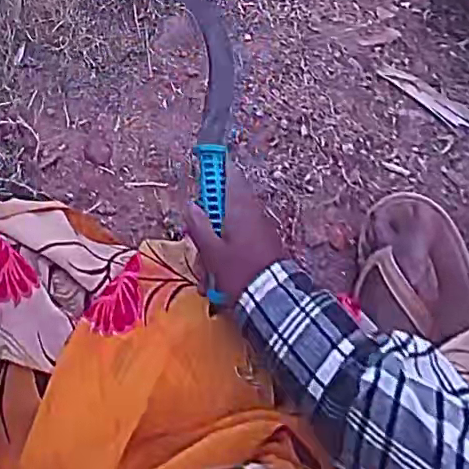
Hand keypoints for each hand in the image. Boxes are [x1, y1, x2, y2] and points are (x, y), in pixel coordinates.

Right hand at [184, 177, 291, 303]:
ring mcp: (259, 229)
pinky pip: (237, 241)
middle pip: (222, 202)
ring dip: (213, 245)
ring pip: (227, 226)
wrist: (277, 305)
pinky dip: (225, 254)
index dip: (214, 165)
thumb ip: (199, 224)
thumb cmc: (240, 272)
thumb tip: (191, 204)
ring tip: (207, 274)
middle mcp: (251, 212)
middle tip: (197, 242)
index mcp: (239, 206)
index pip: (228, 172)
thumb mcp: (212, 250)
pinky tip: (218, 280)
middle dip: (206, 221)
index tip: (202, 163)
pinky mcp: (262, 246)